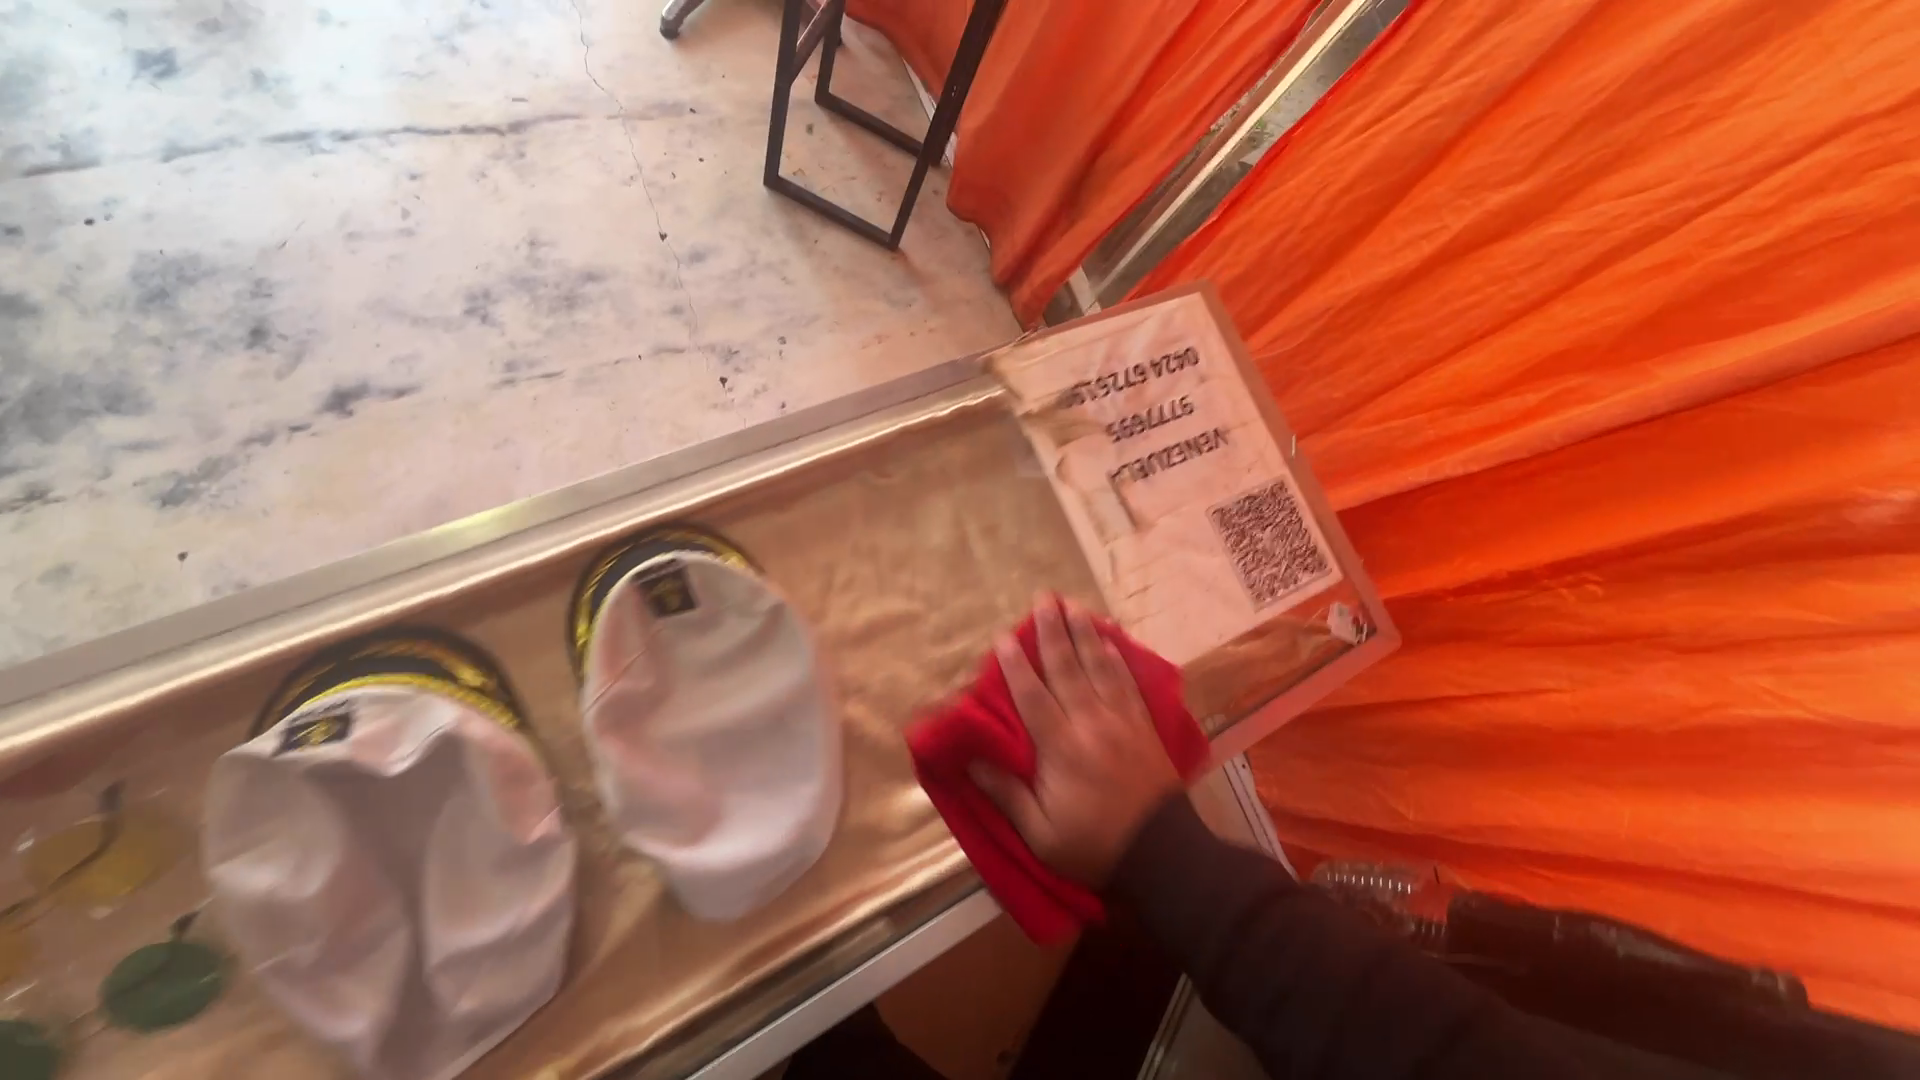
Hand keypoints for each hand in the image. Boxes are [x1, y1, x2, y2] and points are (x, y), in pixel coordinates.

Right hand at [971, 595, 1180, 887]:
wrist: (1161, 853)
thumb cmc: (1093, 845)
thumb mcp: (1040, 833)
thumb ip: (1007, 794)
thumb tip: (971, 762)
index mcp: (1060, 748)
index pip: (1032, 696)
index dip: (1016, 665)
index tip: (1003, 637)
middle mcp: (1090, 723)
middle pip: (1068, 668)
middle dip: (1052, 631)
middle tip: (1043, 598)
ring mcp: (1121, 721)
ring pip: (1099, 666)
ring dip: (1084, 633)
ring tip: (1073, 605)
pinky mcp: (1143, 725)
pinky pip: (1127, 682)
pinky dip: (1117, 657)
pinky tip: (1109, 639)